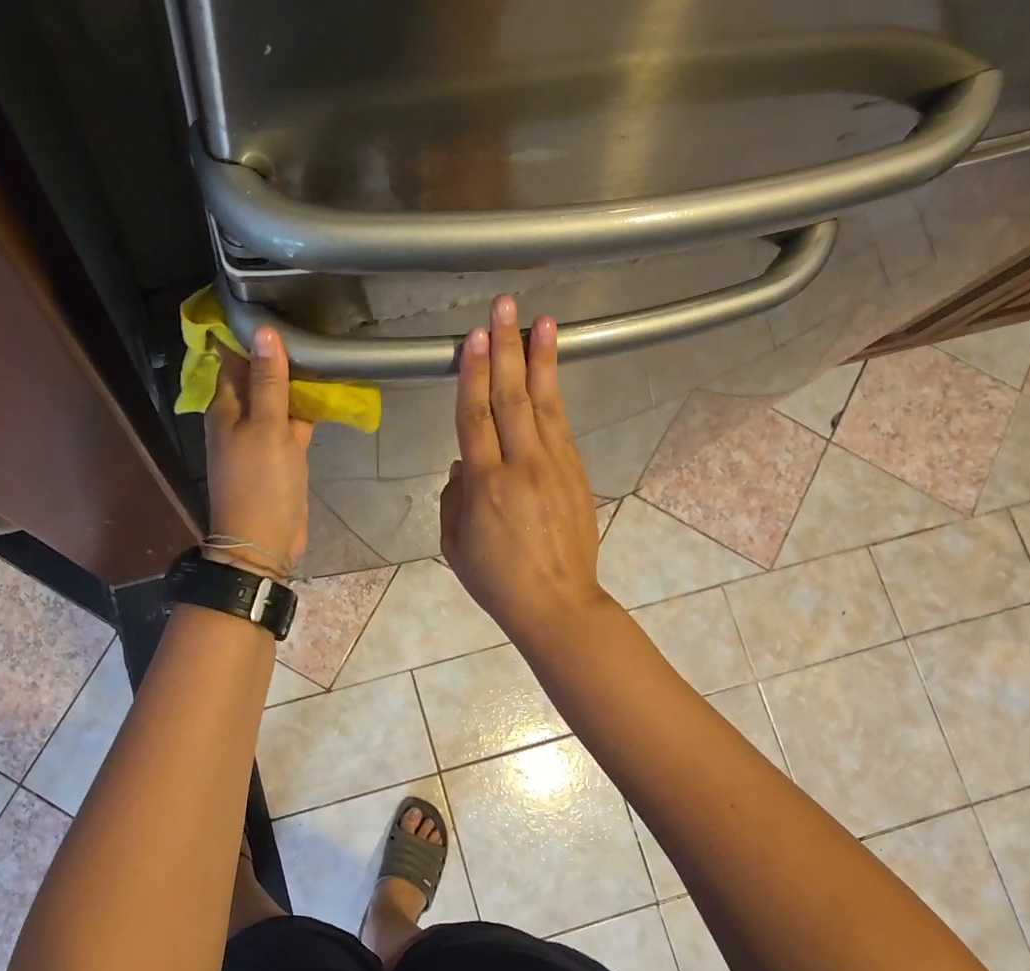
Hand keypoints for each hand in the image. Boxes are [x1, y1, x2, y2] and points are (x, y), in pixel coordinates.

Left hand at [205, 326, 313, 577]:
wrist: (264, 542)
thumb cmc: (261, 483)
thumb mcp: (267, 428)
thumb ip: (268, 382)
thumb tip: (264, 333)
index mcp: (226, 408)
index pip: (233, 360)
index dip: (248, 335)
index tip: (272, 305)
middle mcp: (240, 419)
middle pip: (257, 378)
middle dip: (277, 355)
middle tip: (308, 320)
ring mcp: (262, 439)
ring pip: (279, 401)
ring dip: (296, 381)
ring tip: (323, 347)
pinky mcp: (282, 457)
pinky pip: (293, 424)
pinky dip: (307, 410)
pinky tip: (330, 392)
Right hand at [440, 296, 611, 642]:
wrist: (557, 604)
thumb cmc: (496, 580)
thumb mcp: (455, 544)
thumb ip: (453, 499)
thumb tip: (464, 466)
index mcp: (486, 485)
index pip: (475, 416)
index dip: (472, 373)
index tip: (474, 336)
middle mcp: (522, 465)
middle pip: (511, 396)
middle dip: (506, 348)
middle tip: (505, 307)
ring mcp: (555, 467)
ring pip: (544, 403)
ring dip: (541, 360)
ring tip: (542, 322)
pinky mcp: (576, 474)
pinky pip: (561, 427)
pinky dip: (555, 395)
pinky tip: (550, 373)